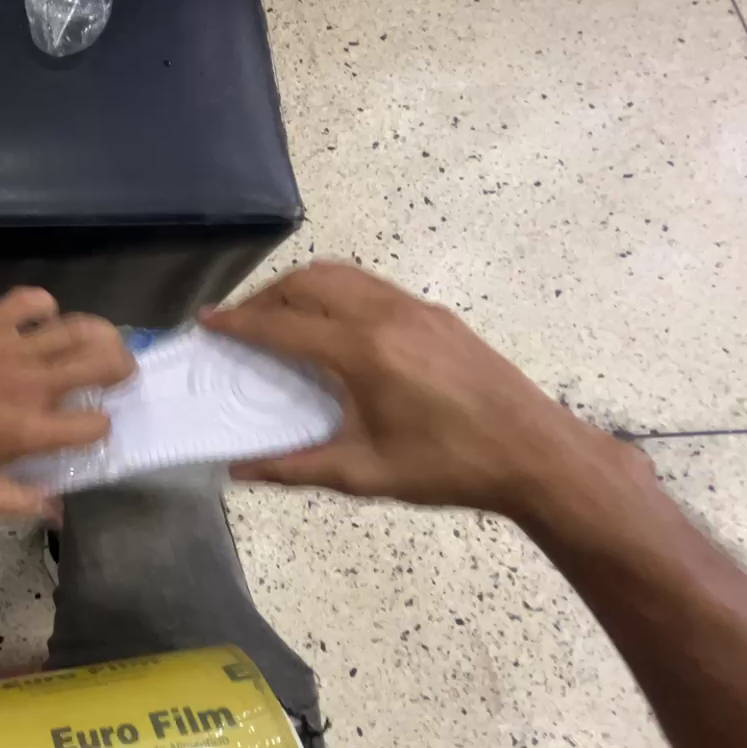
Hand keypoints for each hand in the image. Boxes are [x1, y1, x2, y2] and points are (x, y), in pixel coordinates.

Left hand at [0, 288, 135, 515]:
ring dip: (98, 333)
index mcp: (28, 430)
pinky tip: (39, 320)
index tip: (93, 429)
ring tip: (99, 342)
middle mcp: (29, 384)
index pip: (94, 424)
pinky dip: (42, 305)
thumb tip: (57, 511)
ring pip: (75, 327)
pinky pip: (27, 302)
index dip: (102, 428)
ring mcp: (7, 348)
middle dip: (121, 368)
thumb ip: (17, 502)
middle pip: (102, 362)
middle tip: (119, 375)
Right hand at [203, 262, 634, 517]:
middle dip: (262, 297)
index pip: (281, 325)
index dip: (237, 322)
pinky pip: (367, 283)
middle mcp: (385, 317)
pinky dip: (332, 290)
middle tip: (239, 322)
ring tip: (277, 315)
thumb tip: (237, 471)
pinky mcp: (434, 313)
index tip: (206, 320)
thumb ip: (291, 468)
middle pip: (306, 283)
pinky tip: (328, 321)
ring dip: (297, 287)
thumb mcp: (362, 474)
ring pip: (339, 273)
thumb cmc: (447, 467)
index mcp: (362, 353)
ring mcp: (414, 309)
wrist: (540, 456)